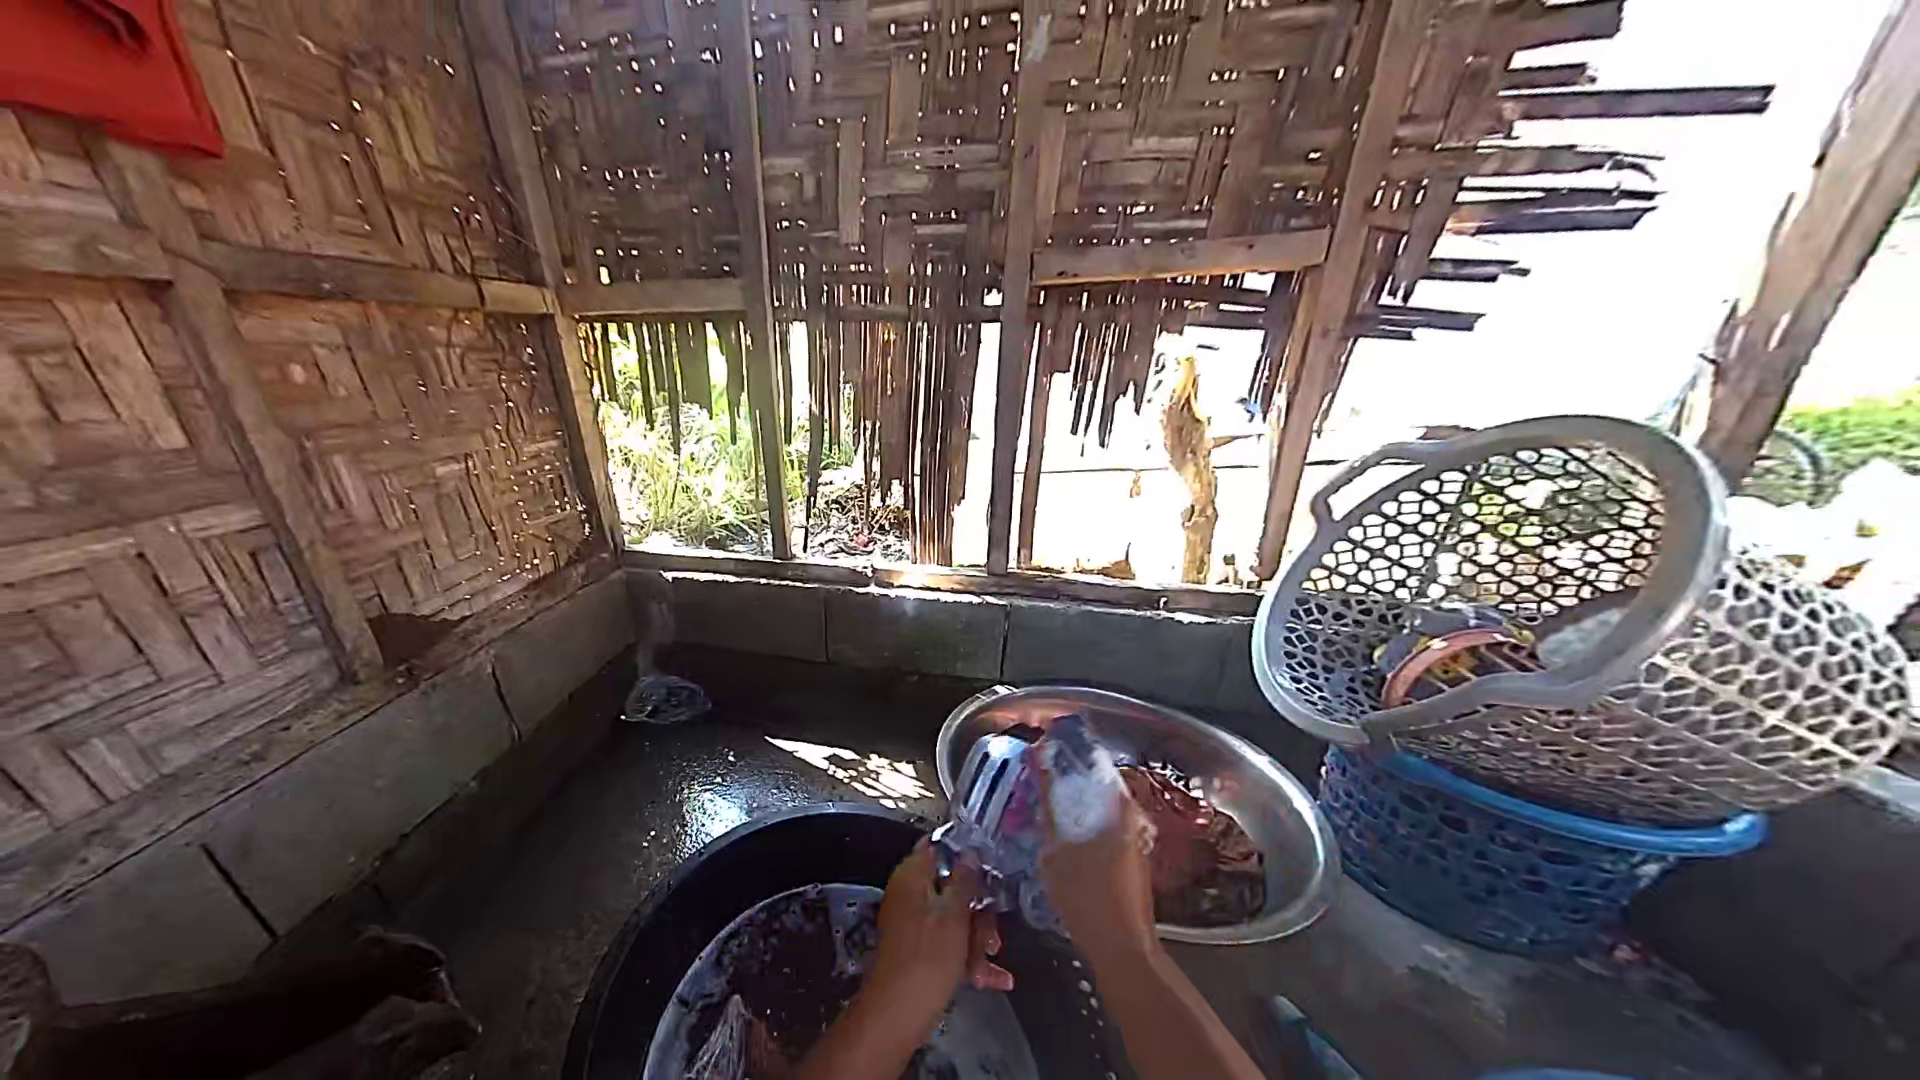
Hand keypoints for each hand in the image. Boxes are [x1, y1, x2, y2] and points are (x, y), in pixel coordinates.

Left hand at [865, 839, 1014, 1026]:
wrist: (895, 1017)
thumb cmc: (927, 958)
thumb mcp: (954, 915)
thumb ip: (965, 881)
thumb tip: (970, 853)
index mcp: (912, 876)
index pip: (938, 846)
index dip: (965, 851)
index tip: (991, 864)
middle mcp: (911, 894)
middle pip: (952, 887)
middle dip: (978, 911)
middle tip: (991, 934)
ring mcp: (914, 923)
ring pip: (954, 918)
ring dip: (976, 938)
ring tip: (990, 960)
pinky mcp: (919, 951)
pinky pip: (948, 943)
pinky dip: (967, 957)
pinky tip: (994, 979)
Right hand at [1037, 763, 1158, 967]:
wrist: (1123, 950)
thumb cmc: (1088, 899)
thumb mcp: (1055, 855)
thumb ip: (1048, 816)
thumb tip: (1042, 784)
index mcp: (1117, 807)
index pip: (1090, 765)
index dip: (1065, 753)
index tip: (1045, 744)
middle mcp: (1132, 816)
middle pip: (1097, 783)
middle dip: (1070, 776)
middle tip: (1042, 773)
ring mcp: (1135, 838)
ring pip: (1101, 806)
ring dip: (1078, 800)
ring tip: (1047, 801)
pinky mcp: (1133, 857)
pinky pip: (1105, 825)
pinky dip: (1086, 822)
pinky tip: (1065, 833)